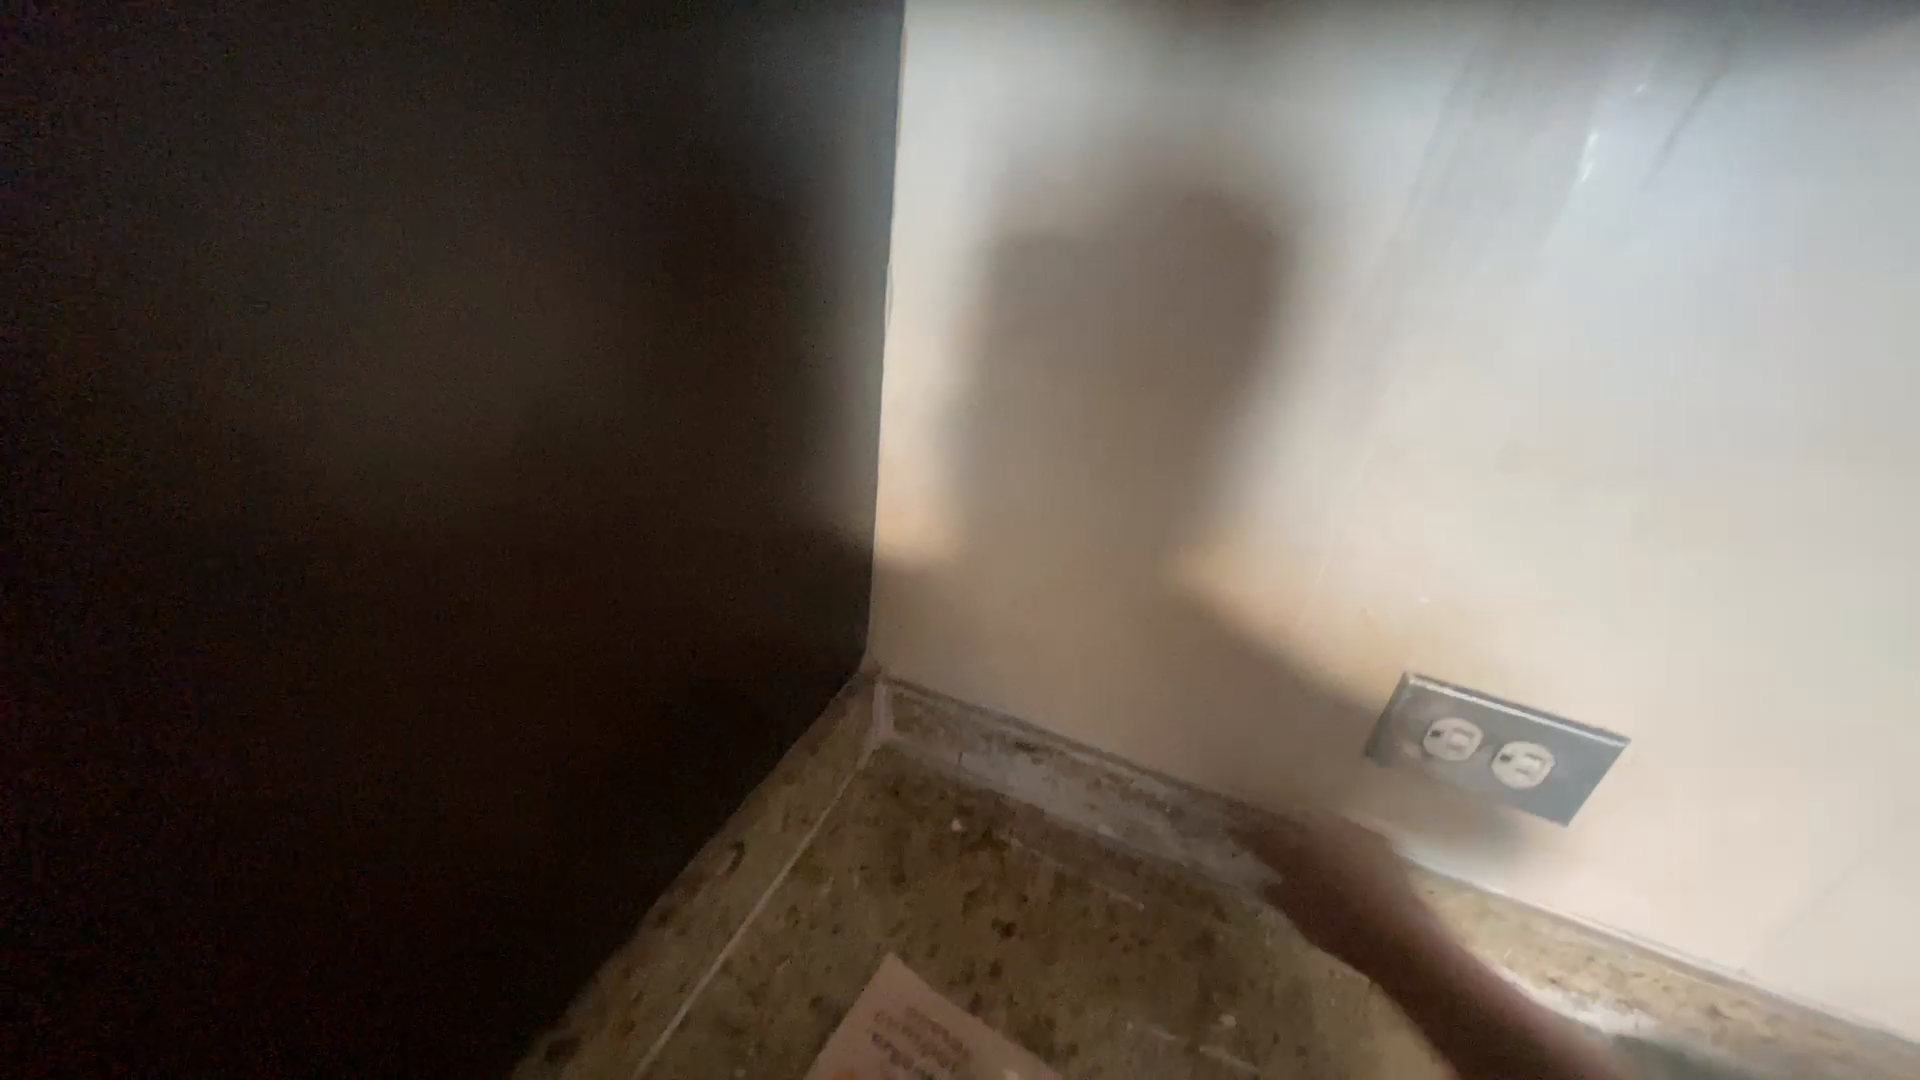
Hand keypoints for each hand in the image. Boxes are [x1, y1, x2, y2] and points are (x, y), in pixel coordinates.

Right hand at [1239, 813, 1440, 977]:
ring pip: (1318, 822)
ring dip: (1305, 827)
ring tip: (1299, 835)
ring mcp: (1349, 832)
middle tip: (1265, 831)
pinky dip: (1335, 835)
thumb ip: (1279, 895)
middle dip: (1275, 826)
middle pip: (1289, 822)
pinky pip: (1345, 829)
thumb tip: (1264, 882)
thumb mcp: (1301, 918)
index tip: (1232, 829)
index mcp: (1294, 851)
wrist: (1401, 939)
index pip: (1261, 835)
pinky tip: (1335, 847)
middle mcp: (1319, 833)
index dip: (1245, 832)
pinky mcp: (1375, 839)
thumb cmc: (1342, 933)